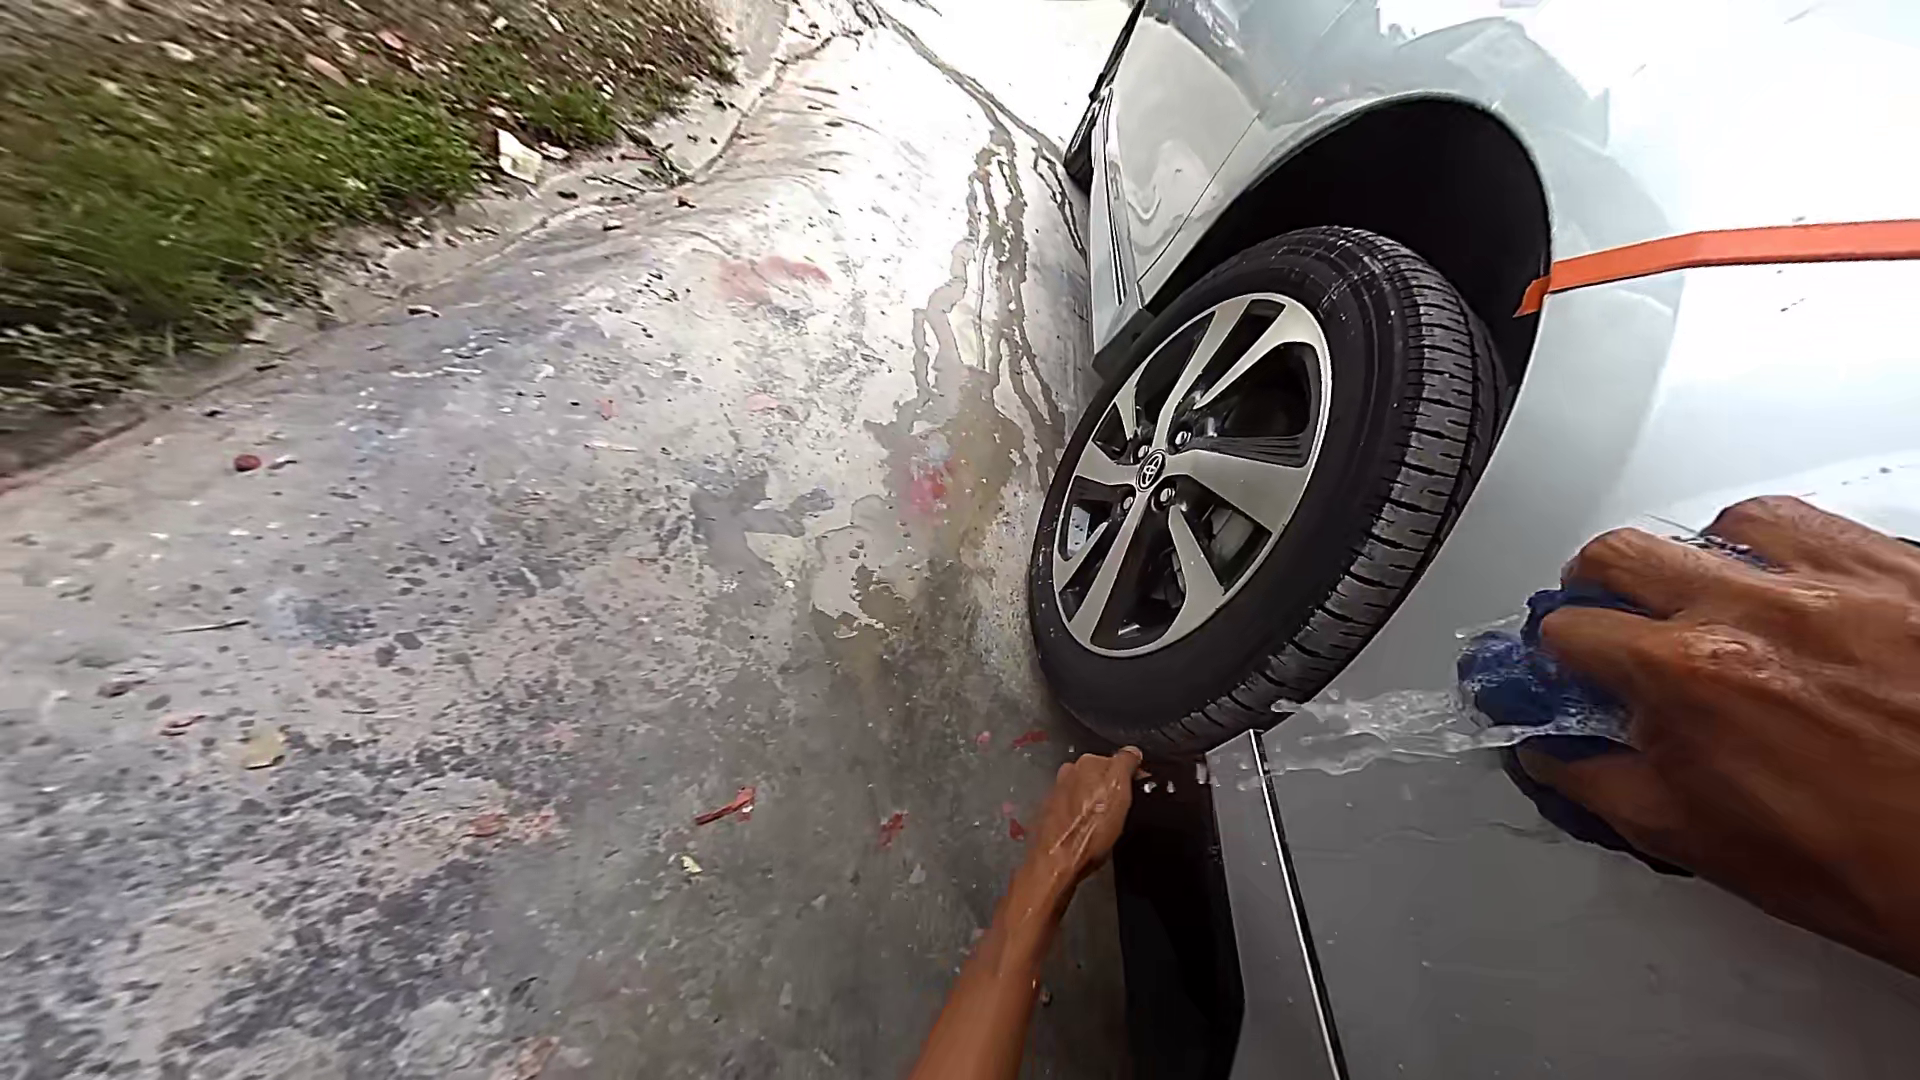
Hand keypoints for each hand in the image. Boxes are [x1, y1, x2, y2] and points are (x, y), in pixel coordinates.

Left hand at [1025, 748, 1142, 890]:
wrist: (1058, 860)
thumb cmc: (1092, 828)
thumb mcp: (1119, 792)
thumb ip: (1126, 764)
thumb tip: (1133, 750)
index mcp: (1087, 762)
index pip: (1118, 760)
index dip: (1133, 774)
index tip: (1141, 789)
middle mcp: (1069, 771)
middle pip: (1101, 774)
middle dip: (1113, 787)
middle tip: (1125, 809)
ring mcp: (1058, 791)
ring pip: (1087, 790)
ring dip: (1098, 801)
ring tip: (1107, 823)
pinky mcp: (1051, 811)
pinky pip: (1075, 807)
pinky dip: (1084, 814)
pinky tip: (1089, 829)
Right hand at [1528, 496, 1919, 971]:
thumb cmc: (1900, 871)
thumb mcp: (1704, 842)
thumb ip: (1597, 785)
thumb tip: (1546, 756)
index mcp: (1685, 674)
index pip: (1564, 630)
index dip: (1558, 654)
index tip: (1575, 671)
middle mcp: (1754, 614)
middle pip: (1615, 554)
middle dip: (1594, 585)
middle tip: (1613, 615)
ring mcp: (1851, 590)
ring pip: (1729, 524)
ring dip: (1703, 556)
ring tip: (1717, 592)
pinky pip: (1837, 529)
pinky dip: (1798, 548)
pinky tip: (1804, 590)